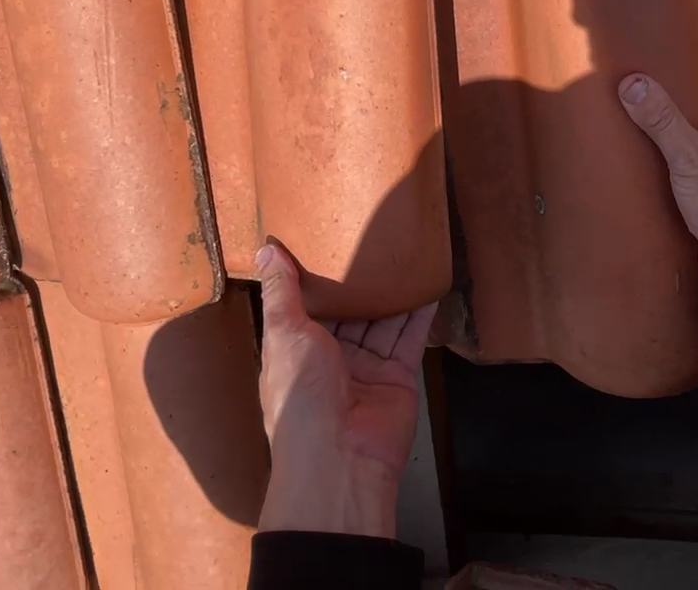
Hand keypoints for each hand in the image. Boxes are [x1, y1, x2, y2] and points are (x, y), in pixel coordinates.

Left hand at [255, 240, 436, 537]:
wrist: (341, 460)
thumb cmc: (302, 396)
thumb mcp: (284, 335)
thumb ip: (282, 292)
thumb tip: (266, 248)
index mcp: (299, 350)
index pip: (310, 306)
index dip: (320, 277)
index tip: (330, 240)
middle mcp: (333, 358)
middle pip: (351, 311)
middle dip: (362, 282)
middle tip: (377, 238)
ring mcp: (368, 368)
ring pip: (383, 320)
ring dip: (395, 292)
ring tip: (409, 253)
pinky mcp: (399, 376)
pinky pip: (411, 337)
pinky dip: (421, 313)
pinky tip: (430, 284)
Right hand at [619, 74, 697, 301]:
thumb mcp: (690, 157)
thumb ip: (663, 120)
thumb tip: (636, 85)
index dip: (696, 92)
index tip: (667, 91)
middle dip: (686, 123)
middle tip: (654, 118)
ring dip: (687, 151)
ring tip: (655, 145)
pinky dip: (691, 174)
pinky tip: (666, 177)